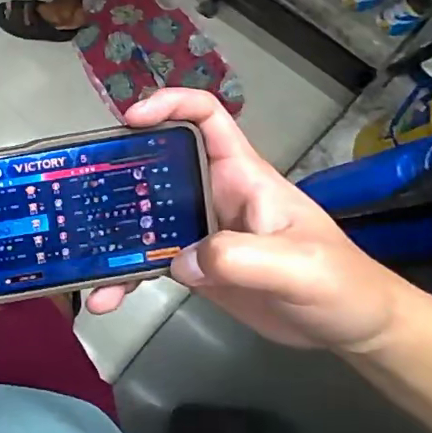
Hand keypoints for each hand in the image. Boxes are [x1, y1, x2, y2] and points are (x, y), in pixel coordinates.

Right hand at [85, 88, 410, 351]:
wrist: (349, 327)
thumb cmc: (339, 283)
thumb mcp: (298, 267)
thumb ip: (243, 257)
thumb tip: (180, 261)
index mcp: (242, 176)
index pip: (206, 117)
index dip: (171, 105)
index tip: (132, 119)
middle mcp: (213, 193)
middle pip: (157, 164)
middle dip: (118, 172)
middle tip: (82, 190)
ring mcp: (200, 229)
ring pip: (145, 218)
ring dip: (114, 237)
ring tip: (85, 264)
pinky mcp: (194, 263)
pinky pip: (148, 261)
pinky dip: (125, 277)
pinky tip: (108, 299)